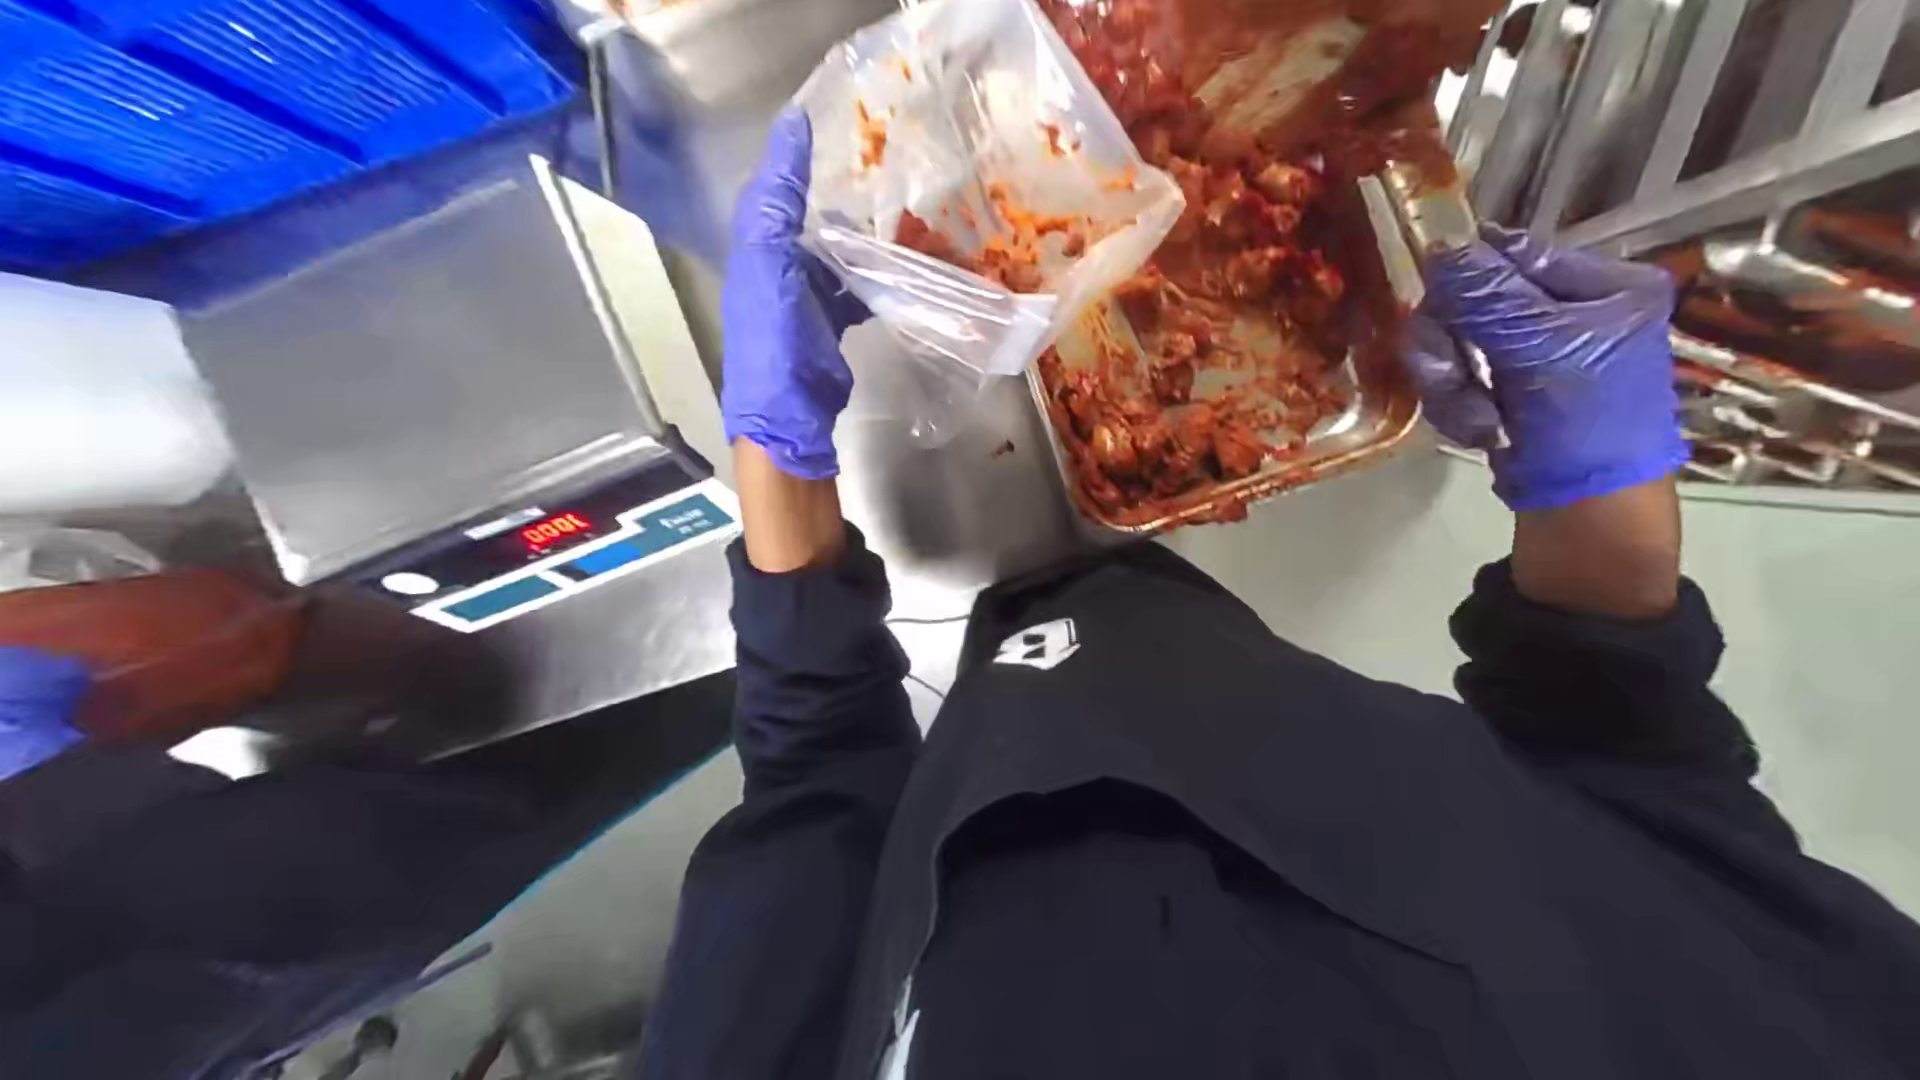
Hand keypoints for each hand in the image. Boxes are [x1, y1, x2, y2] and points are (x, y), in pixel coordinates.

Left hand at [721, 108, 869, 479]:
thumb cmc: (775, 337)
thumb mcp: (771, 262)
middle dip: (839, 209)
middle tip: (879, 187)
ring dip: (860, 249)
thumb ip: (779, 200)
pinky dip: (869, 287)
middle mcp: (776, 272)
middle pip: (808, 227)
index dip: (794, 162)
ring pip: (834, 261)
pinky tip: (891, 282)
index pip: (774, 193)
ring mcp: (803, 303)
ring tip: (894, 235)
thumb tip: (791, 127)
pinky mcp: (828, 329)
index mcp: (757, 251)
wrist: (788, 412)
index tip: (825, 131)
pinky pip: (850, 295)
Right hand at [1403, 223, 1687, 510]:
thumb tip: (1442, 245)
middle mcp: (1560, 311)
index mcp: (1599, 285)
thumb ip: (1488, 297)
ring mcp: (1524, 351)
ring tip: (1477, 418)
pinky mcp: (1495, 385)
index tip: (1441, 306)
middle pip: (1468, 304)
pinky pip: (1449, 378)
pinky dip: (1454, 406)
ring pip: (1448, 345)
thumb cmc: (1583, 416)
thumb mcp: (1540, 348)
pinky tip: (1478, 427)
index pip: (1513, 256)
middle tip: (1453, 378)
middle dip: (1451, 349)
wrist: (1580, 497)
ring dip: (1450, 385)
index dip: (1468, 278)